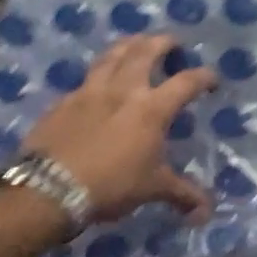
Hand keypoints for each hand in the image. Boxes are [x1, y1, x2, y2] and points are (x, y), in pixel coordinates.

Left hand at [23, 34, 216, 223]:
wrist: (44, 191)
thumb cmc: (110, 185)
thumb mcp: (152, 189)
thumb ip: (182, 194)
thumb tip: (205, 213)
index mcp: (153, 108)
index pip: (188, 81)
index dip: (205, 77)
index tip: (212, 80)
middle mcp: (124, 91)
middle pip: (145, 51)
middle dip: (162, 42)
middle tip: (171, 43)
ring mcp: (89, 93)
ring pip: (111, 56)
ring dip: (127, 46)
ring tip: (136, 44)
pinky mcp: (62, 103)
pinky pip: (85, 79)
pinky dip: (99, 73)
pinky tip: (100, 83)